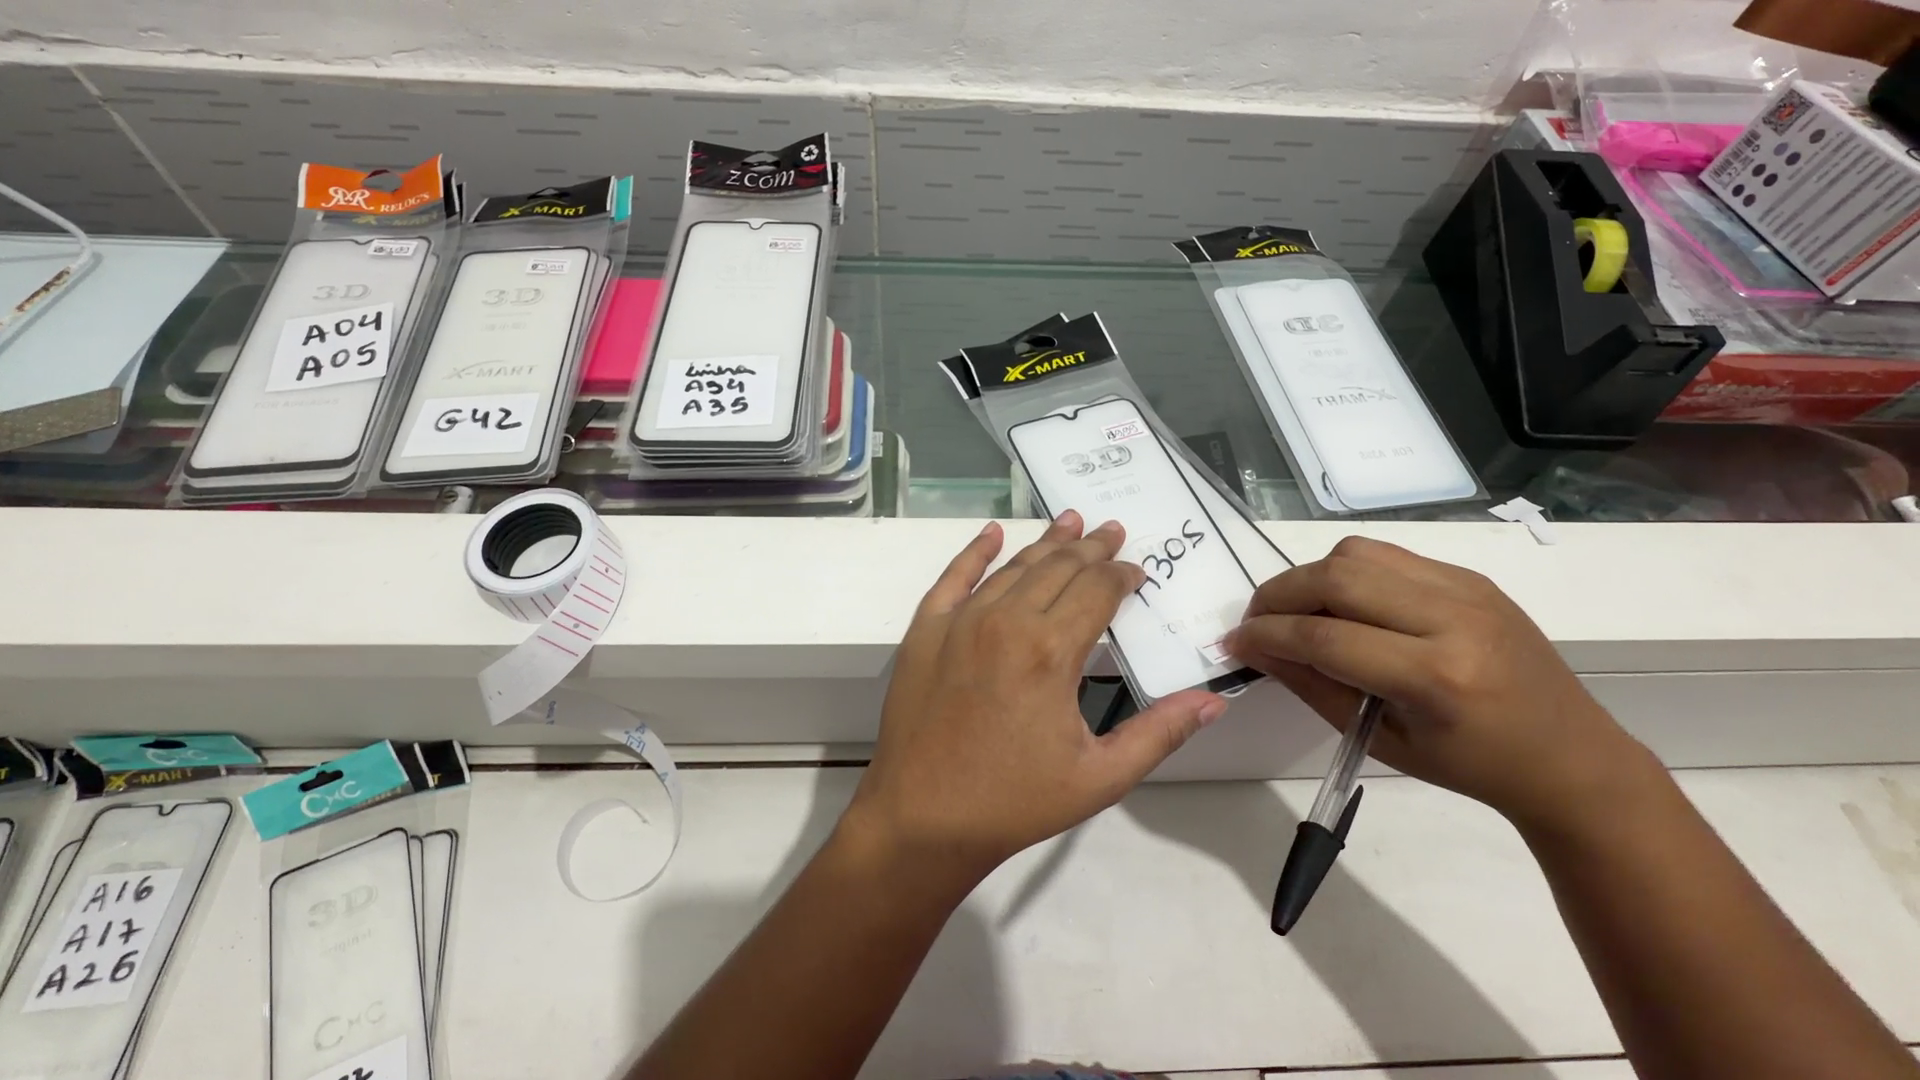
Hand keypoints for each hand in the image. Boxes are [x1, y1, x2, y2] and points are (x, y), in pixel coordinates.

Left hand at [846, 512, 1229, 876]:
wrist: (922, 819)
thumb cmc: (1015, 802)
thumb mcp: (1100, 777)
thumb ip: (1160, 733)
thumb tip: (1214, 700)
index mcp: (1051, 650)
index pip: (1098, 590)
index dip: (1123, 575)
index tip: (1137, 571)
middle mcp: (1006, 621)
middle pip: (1058, 568)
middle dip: (1091, 548)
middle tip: (1113, 531)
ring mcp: (959, 622)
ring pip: (1012, 568)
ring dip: (1046, 543)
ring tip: (1070, 521)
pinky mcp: (924, 632)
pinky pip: (952, 578)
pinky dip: (975, 552)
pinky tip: (992, 534)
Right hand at [1226, 536, 1649, 826]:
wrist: (1568, 755)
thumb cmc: (1472, 766)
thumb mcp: (1382, 741)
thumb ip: (1314, 687)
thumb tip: (1256, 649)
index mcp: (1436, 677)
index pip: (1326, 637)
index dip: (1268, 635)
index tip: (1234, 642)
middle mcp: (1454, 618)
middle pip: (1338, 578)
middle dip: (1279, 594)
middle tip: (1255, 621)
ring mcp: (1467, 589)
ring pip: (1359, 553)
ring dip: (1311, 577)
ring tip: (1295, 610)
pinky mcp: (1470, 576)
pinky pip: (1389, 556)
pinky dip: (1348, 573)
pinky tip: (1342, 605)